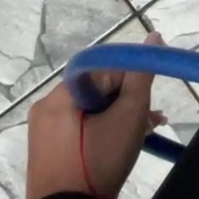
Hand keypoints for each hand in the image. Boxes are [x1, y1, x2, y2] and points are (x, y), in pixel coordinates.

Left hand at [26, 32, 165, 198]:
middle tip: (151, 115)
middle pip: (100, 86)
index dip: (131, 76)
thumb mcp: (129, 114)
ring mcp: (46, 130)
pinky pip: (85, 123)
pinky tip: (131, 136)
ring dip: (124, 112)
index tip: (147, 93)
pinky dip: (108, 125)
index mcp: (59, 97)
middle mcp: (47, 108)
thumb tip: (153, 37)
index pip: (104, 67)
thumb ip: (141, 74)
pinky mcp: (50, 147)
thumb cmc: (98, 161)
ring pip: (96, 106)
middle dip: (130, 97)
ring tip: (149, 127)